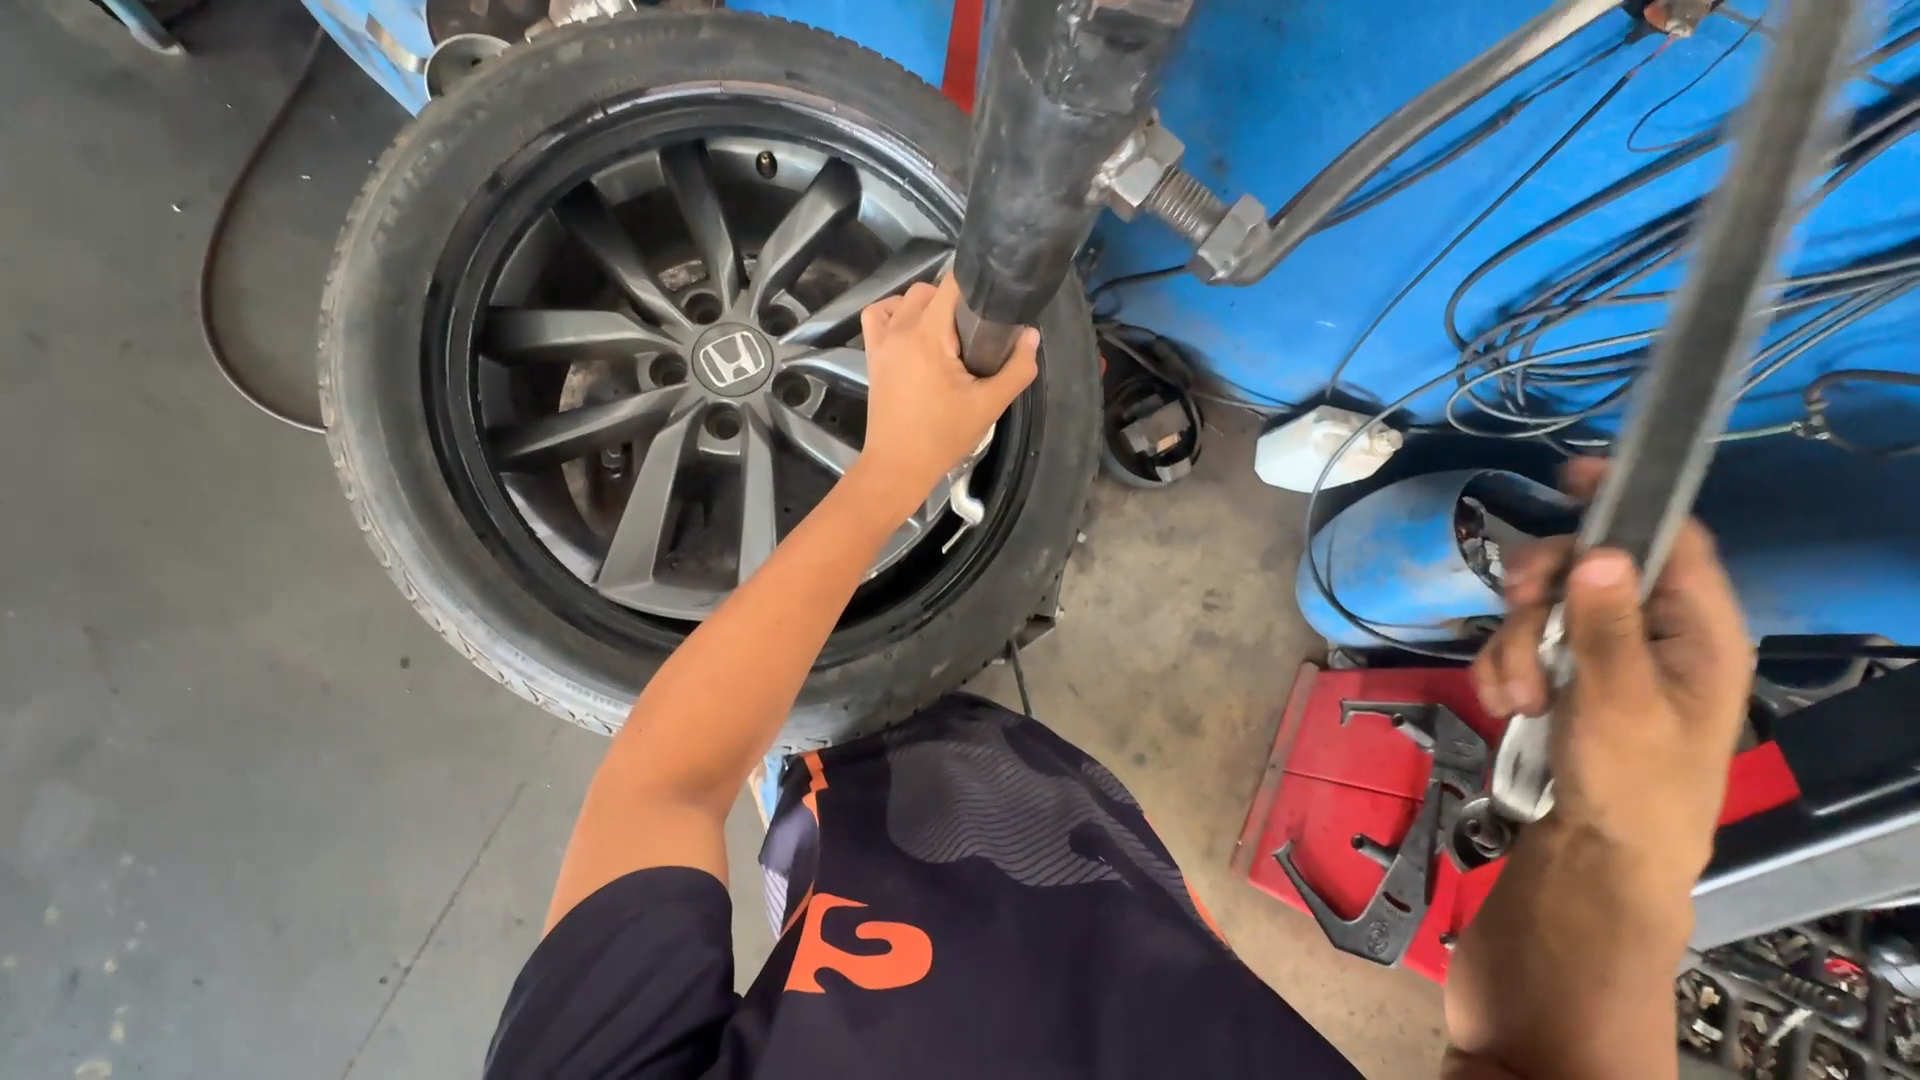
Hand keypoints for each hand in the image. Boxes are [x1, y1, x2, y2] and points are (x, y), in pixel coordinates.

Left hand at [849, 276, 1038, 516]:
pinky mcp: (873, 356)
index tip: (992, 308)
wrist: (898, 465)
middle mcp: (901, 331)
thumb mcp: (989, 405)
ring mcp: (882, 342)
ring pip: (904, 300)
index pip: (952, 286)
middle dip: (955, 303)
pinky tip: (912, 332)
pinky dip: (894, 314)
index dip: (976, 289)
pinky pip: (877, 316)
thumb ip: (1016, 369)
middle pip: (930, 290)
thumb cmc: (942, 437)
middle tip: (974, 334)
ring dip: (927, 306)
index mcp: (929, 336)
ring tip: (946, 335)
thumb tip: (1030, 336)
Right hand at [1472, 459, 1753, 888]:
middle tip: (1515, 608)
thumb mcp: (1621, 704)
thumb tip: (1600, 552)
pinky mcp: (1559, 674)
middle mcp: (1648, 631)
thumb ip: (1607, 628)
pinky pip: (1515, 645)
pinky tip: (1507, 703)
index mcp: (1695, 631)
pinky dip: (1501, 670)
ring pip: (1538, 609)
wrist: (1599, 849)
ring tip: (1519, 697)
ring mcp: (1599, 653)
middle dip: (1538, 593)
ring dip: (1512, 646)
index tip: (1569, 477)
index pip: (1672, 541)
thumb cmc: (1634, 780)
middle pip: (1584, 568)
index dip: (1627, 502)